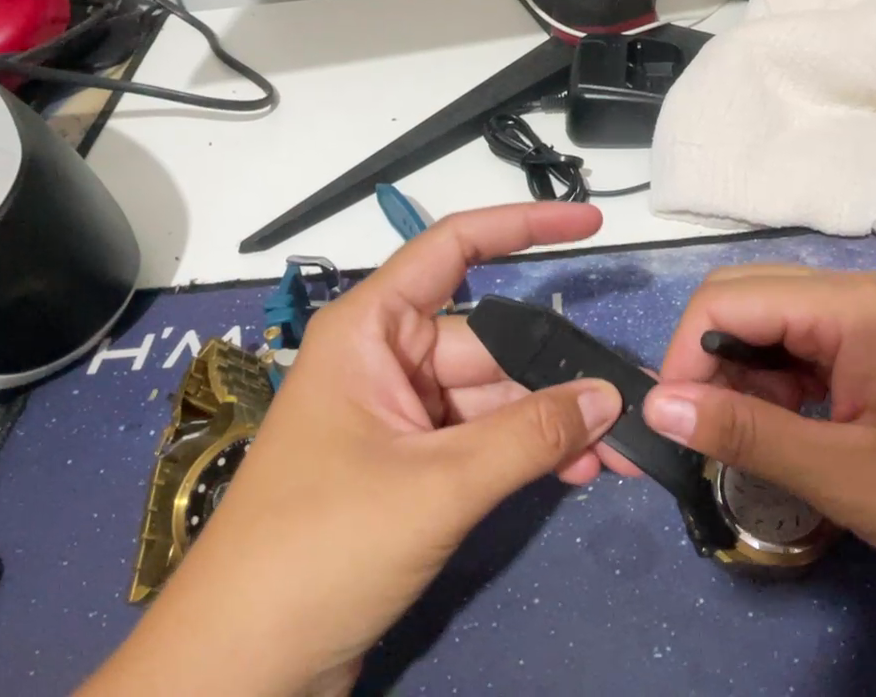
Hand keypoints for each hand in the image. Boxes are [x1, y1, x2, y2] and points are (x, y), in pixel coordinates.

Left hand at [82, 203, 627, 696]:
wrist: (243, 666)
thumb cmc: (320, 549)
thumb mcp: (436, 485)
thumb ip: (528, 435)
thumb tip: (609, 396)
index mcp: (371, 330)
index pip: (453, 249)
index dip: (524, 226)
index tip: (590, 222)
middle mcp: (387, 360)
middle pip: (491, 342)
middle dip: (559, 372)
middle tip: (632, 400)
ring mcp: (399, 416)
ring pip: (495, 397)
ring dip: (553, 423)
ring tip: (617, 452)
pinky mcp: (410, 467)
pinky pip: (483, 440)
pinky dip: (527, 453)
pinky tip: (577, 473)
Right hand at [639, 265, 875, 604]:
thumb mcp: (847, 476)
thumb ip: (747, 433)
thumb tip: (657, 406)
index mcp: (847, 306)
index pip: (724, 301)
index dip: (683, 357)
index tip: (670, 428)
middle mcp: (853, 300)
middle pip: (742, 306)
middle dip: (701, 365)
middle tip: (687, 438)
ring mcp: (869, 330)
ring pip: (768, 334)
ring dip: (735, 384)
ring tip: (724, 448)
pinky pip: (801, 361)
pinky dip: (772, 396)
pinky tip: (770, 441)